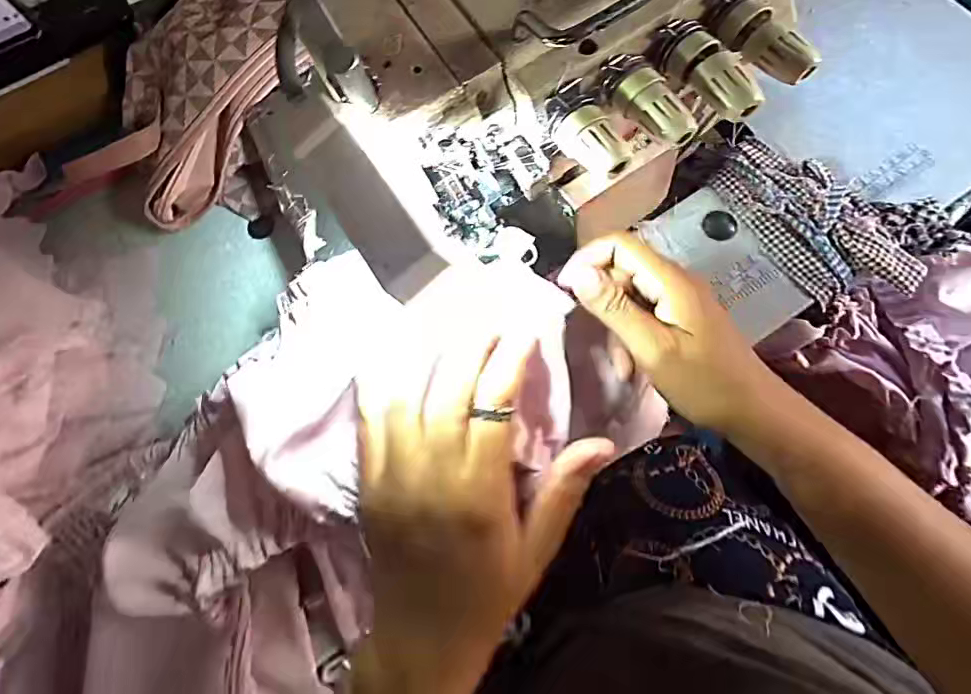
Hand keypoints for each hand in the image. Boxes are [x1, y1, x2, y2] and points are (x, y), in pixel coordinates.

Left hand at [354, 329, 617, 693]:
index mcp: (478, 491)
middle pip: (448, 391)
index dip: (509, 361)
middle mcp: (431, 475)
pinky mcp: (368, 482)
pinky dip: (381, 388)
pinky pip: (369, 421)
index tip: (524, 332)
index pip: (492, 405)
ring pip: (408, 397)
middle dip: (473, 350)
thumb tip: (603, 441)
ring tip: (455, 342)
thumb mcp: (536, 549)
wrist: (420, 641)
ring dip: (432, 362)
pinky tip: (394, 362)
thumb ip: (564, 490)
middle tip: (493, 330)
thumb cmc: (488, 593)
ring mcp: (392, 476)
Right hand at [557, 232, 782, 435]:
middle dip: (604, 299)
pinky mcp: (684, 313)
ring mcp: (682, 295)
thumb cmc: (705, 383)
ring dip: (618, 322)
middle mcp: (677, 278)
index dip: (587, 259)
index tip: (567, 291)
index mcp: (671, 279)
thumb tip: (578, 272)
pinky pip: (647, 308)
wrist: (755, 411)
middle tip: (600, 340)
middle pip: (624, 266)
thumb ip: (615, 309)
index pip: (619, 243)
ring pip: (632, 291)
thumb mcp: (652, 350)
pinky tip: (637, 363)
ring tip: (623, 364)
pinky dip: (634, 330)